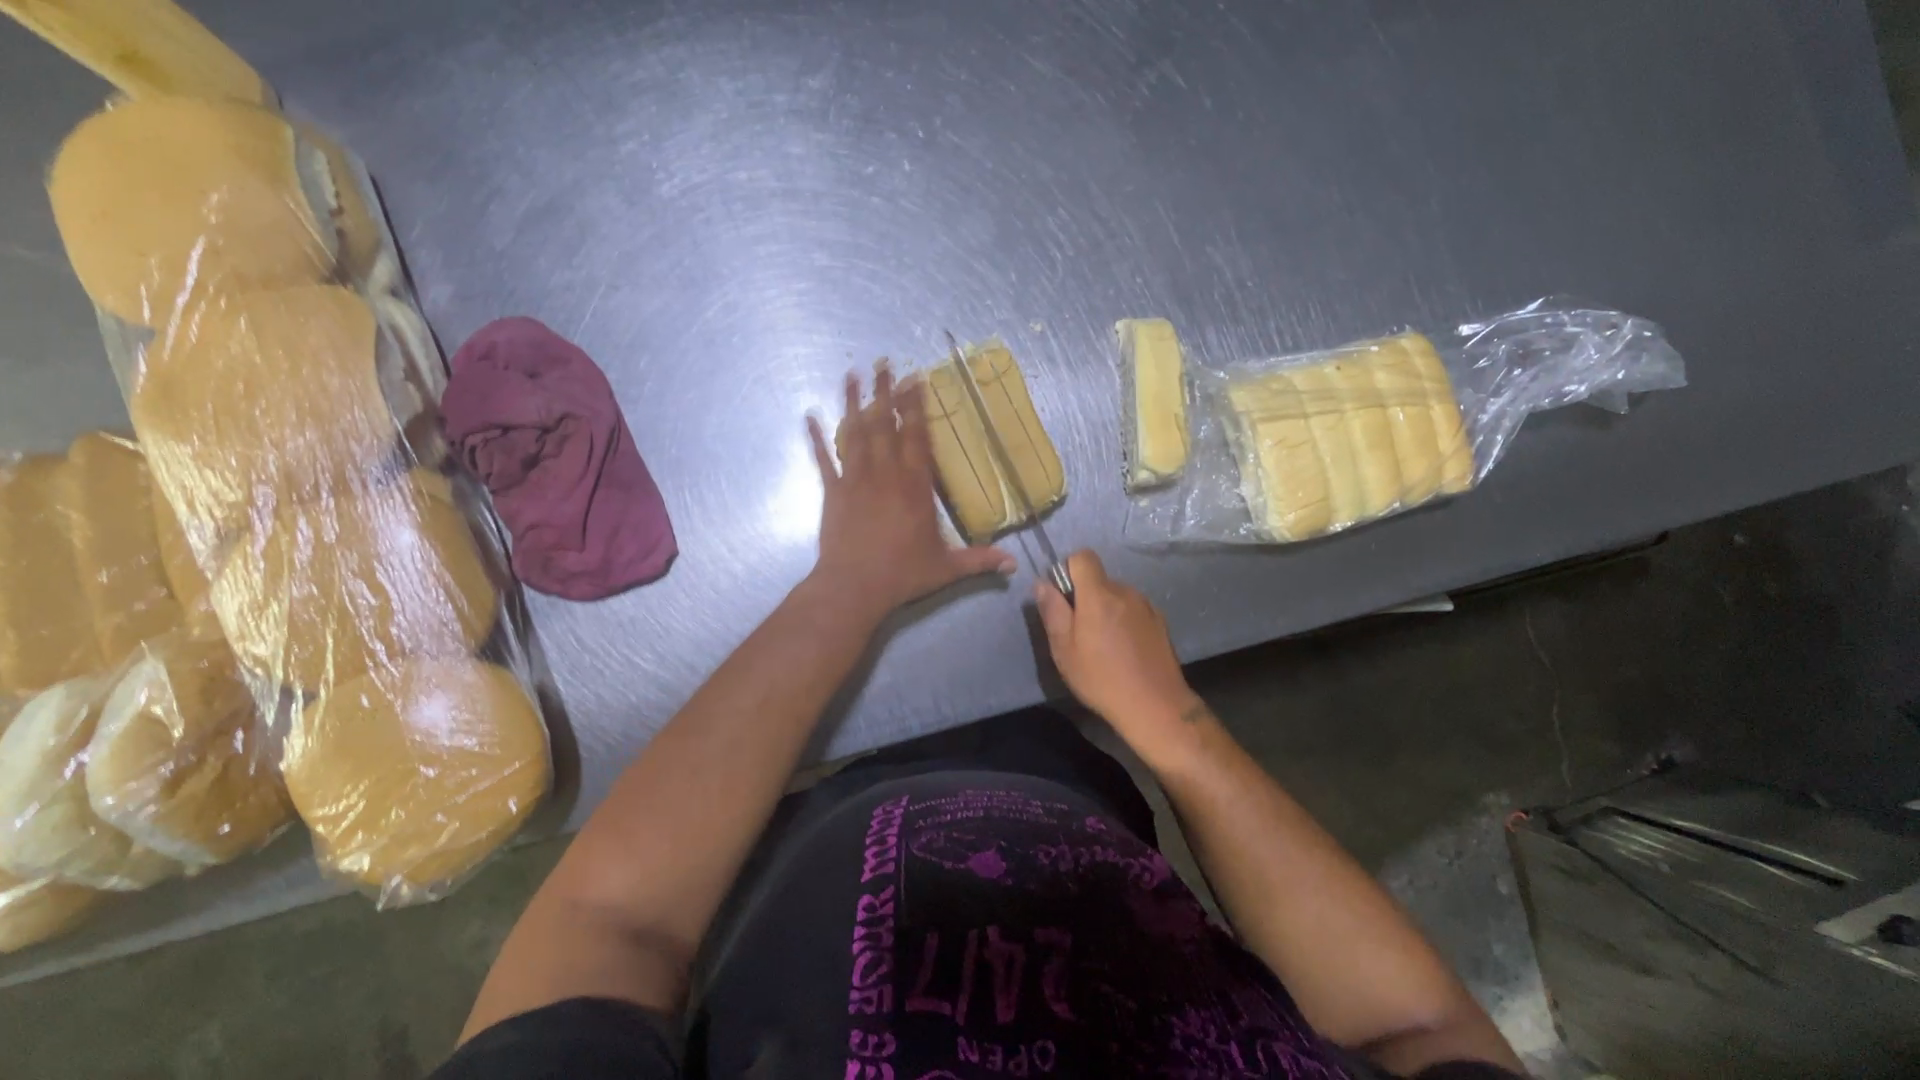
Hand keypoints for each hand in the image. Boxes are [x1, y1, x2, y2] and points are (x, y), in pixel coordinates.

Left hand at [807, 364, 1013, 617]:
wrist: (854, 587)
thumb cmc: (902, 574)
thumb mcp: (947, 568)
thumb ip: (980, 560)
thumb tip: (1014, 565)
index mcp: (915, 486)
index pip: (917, 436)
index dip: (916, 406)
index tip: (916, 379)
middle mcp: (885, 474)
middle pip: (885, 424)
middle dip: (885, 392)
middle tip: (884, 362)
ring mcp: (855, 480)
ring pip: (855, 433)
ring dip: (853, 402)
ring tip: (853, 374)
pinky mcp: (832, 493)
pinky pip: (823, 459)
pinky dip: (816, 437)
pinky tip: (810, 416)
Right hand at [1036, 551, 1205, 753]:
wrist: (1155, 705)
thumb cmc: (1101, 678)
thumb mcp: (1064, 649)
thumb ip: (1052, 611)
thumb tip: (1042, 583)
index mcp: (1099, 595)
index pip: (1082, 556)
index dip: (1068, 569)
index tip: (1062, 598)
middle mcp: (1125, 592)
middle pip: (1099, 579)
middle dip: (1085, 596)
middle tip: (1078, 632)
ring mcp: (1146, 606)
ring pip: (1117, 596)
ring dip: (1106, 610)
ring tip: (1103, 645)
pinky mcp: (1160, 622)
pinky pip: (1133, 610)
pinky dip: (1124, 621)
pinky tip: (1124, 650)